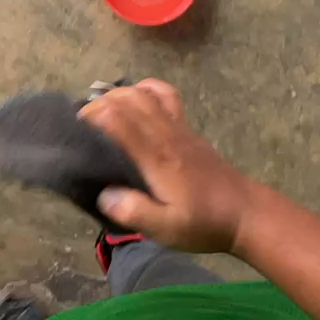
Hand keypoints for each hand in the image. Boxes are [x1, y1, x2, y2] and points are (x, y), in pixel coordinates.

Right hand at [78, 80, 262, 253]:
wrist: (245, 213)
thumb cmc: (204, 223)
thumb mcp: (166, 229)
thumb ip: (134, 212)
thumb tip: (103, 194)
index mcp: (156, 157)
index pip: (118, 120)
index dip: (91, 119)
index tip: (74, 135)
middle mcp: (166, 135)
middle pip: (127, 99)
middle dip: (97, 105)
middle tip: (81, 129)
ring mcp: (179, 128)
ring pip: (144, 93)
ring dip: (117, 95)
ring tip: (100, 115)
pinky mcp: (187, 129)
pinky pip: (165, 96)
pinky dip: (145, 90)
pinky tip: (134, 101)